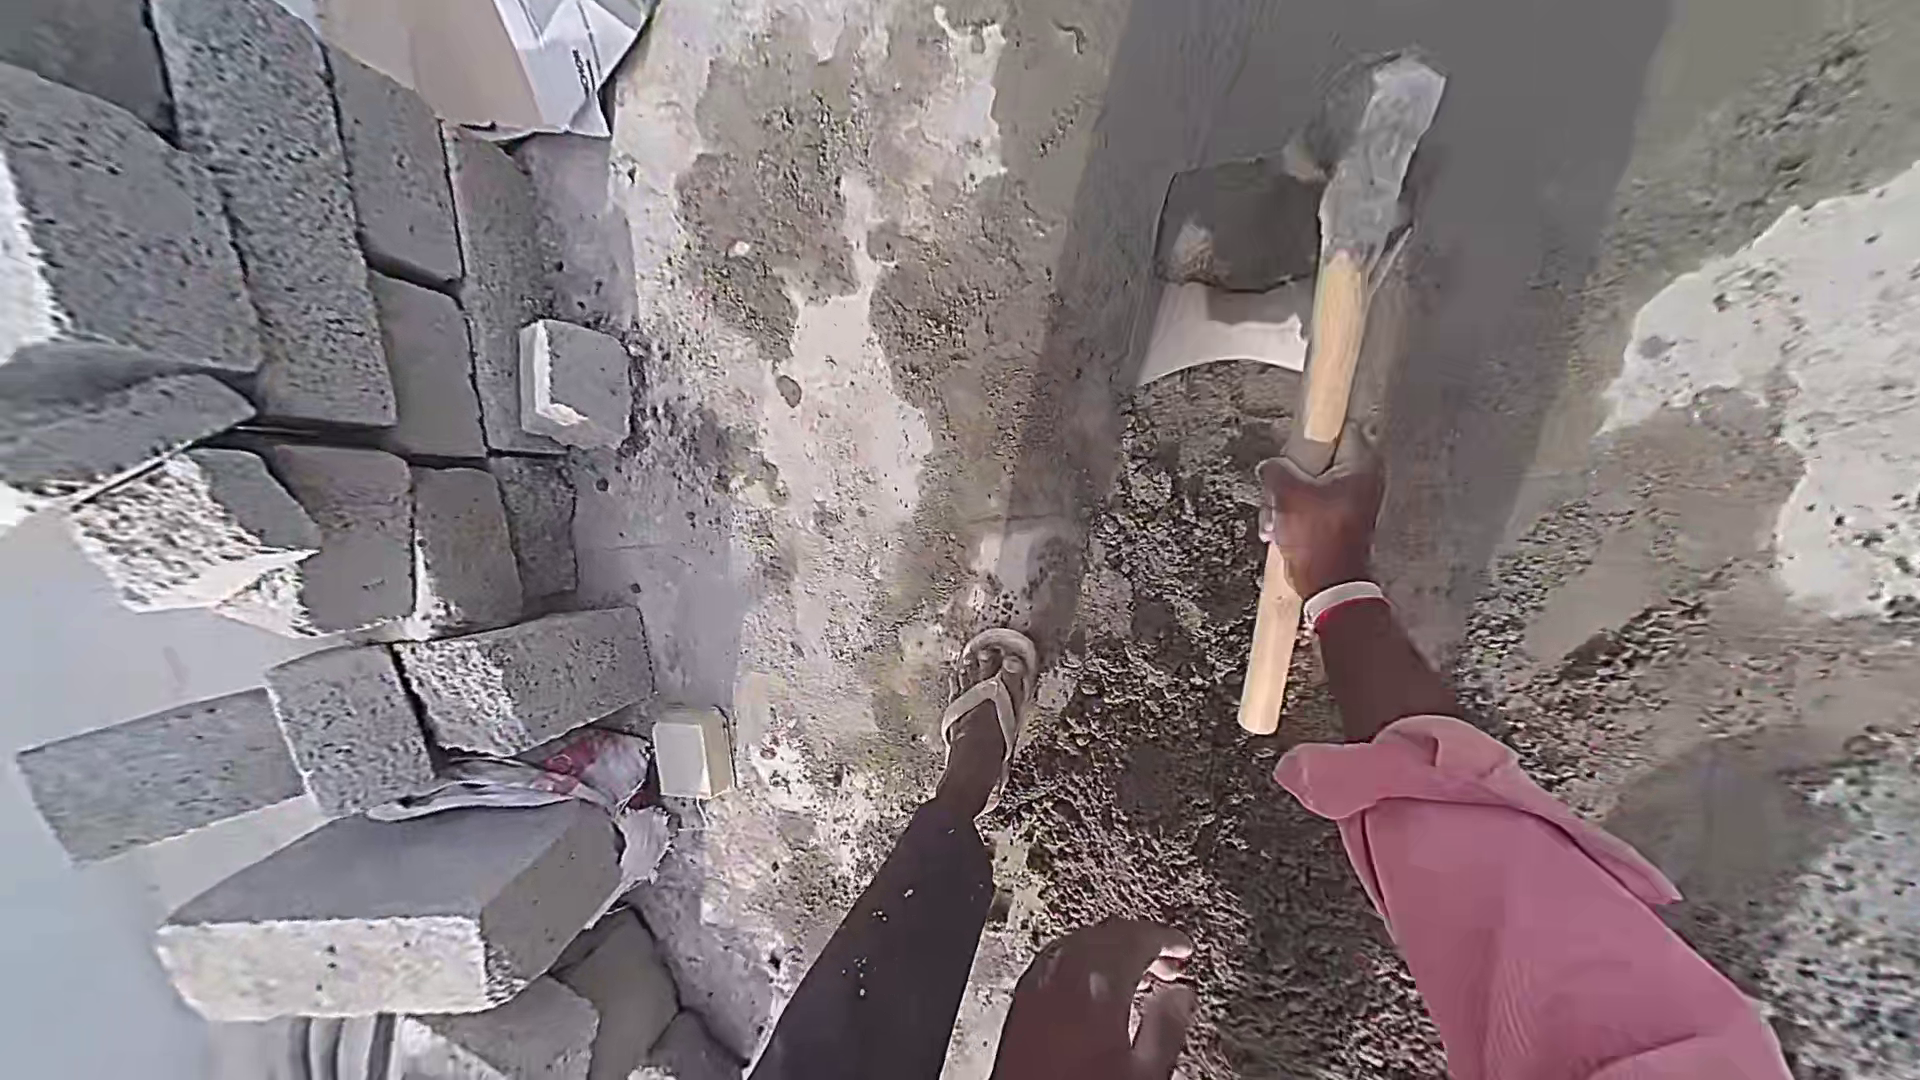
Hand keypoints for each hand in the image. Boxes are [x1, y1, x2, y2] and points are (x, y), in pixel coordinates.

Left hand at [991, 920, 1197, 1079]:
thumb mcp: (1144, 1076)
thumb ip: (1166, 1029)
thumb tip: (1182, 995)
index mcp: (1100, 982)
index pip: (1139, 939)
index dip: (1166, 939)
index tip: (1183, 948)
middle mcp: (1068, 967)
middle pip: (1111, 934)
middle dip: (1142, 942)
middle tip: (1168, 965)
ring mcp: (1042, 974)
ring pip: (1085, 940)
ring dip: (1114, 948)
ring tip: (1139, 976)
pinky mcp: (1026, 989)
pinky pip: (1062, 954)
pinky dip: (1087, 956)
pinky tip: (1098, 982)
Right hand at [1258, 427, 1384, 596]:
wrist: (1326, 582)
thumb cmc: (1316, 535)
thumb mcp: (1288, 494)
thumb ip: (1275, 471)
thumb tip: (1269, 466)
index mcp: (1360, 465)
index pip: (1340, 429)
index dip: (1313, 434)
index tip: (1293, 447)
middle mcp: (1360, 479)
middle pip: (1314, 460)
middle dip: (1287, 477)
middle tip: (1277, 492)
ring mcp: (1347, 500)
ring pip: (1304, 484)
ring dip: (1282, 500)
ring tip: (1275, 519)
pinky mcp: (1333, 519)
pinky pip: (1305, 505)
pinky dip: (1288, 515)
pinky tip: (1277, 530)